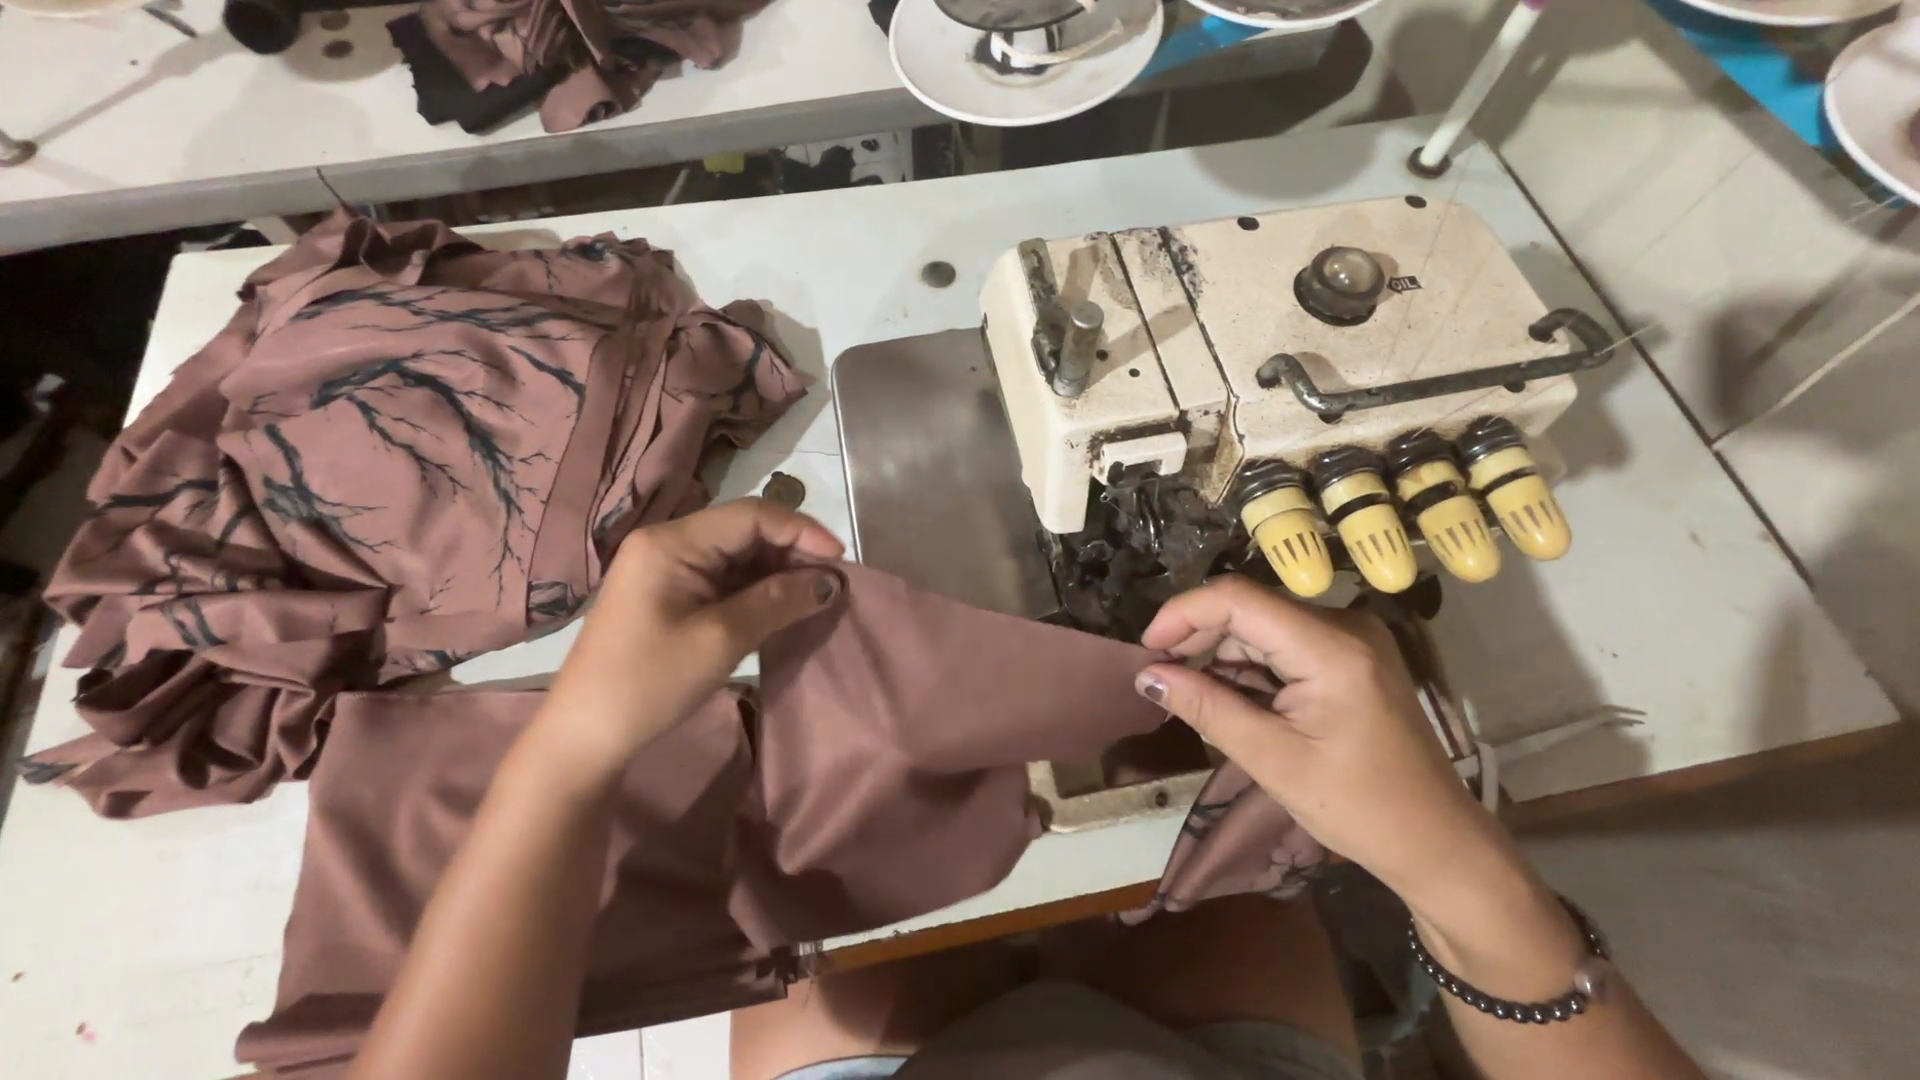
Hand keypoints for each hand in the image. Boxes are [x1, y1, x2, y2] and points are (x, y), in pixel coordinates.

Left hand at [539, 498, 843, 772]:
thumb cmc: (650, 682)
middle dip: (793, 551)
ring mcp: (667, 570)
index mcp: (672, 541)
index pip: (751, 515)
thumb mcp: (721, 639)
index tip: (840, 560)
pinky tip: (785, 606)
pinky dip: (758, 590)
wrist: (585, 734)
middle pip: (745, 530)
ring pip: (738, 555)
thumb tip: (831, 581)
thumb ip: (778, 601)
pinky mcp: (670, 596)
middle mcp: (668, 543)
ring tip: (817, 596)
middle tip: (833, 583)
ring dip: (779, 572)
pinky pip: (724, 579)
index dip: (801, 531)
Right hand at [1133, 576, 1517, 911]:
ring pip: (1262, 625)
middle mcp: (1345, 626)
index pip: (1239, 599)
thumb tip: (1147, 676)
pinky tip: (1232, 700)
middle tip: (1162, 679)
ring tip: (1195, 699)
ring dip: (1222, 656)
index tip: (1147, 651)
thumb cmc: (1358, 808)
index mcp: (1332, 648)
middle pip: (1249, 608)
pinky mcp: (1350, 655)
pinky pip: (1283, 644)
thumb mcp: (1272, 759)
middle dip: (1199, 638)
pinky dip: (1250, 667)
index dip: (1183, 614)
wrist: (1436, 841)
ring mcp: (1351, 638)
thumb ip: (1206, 708)